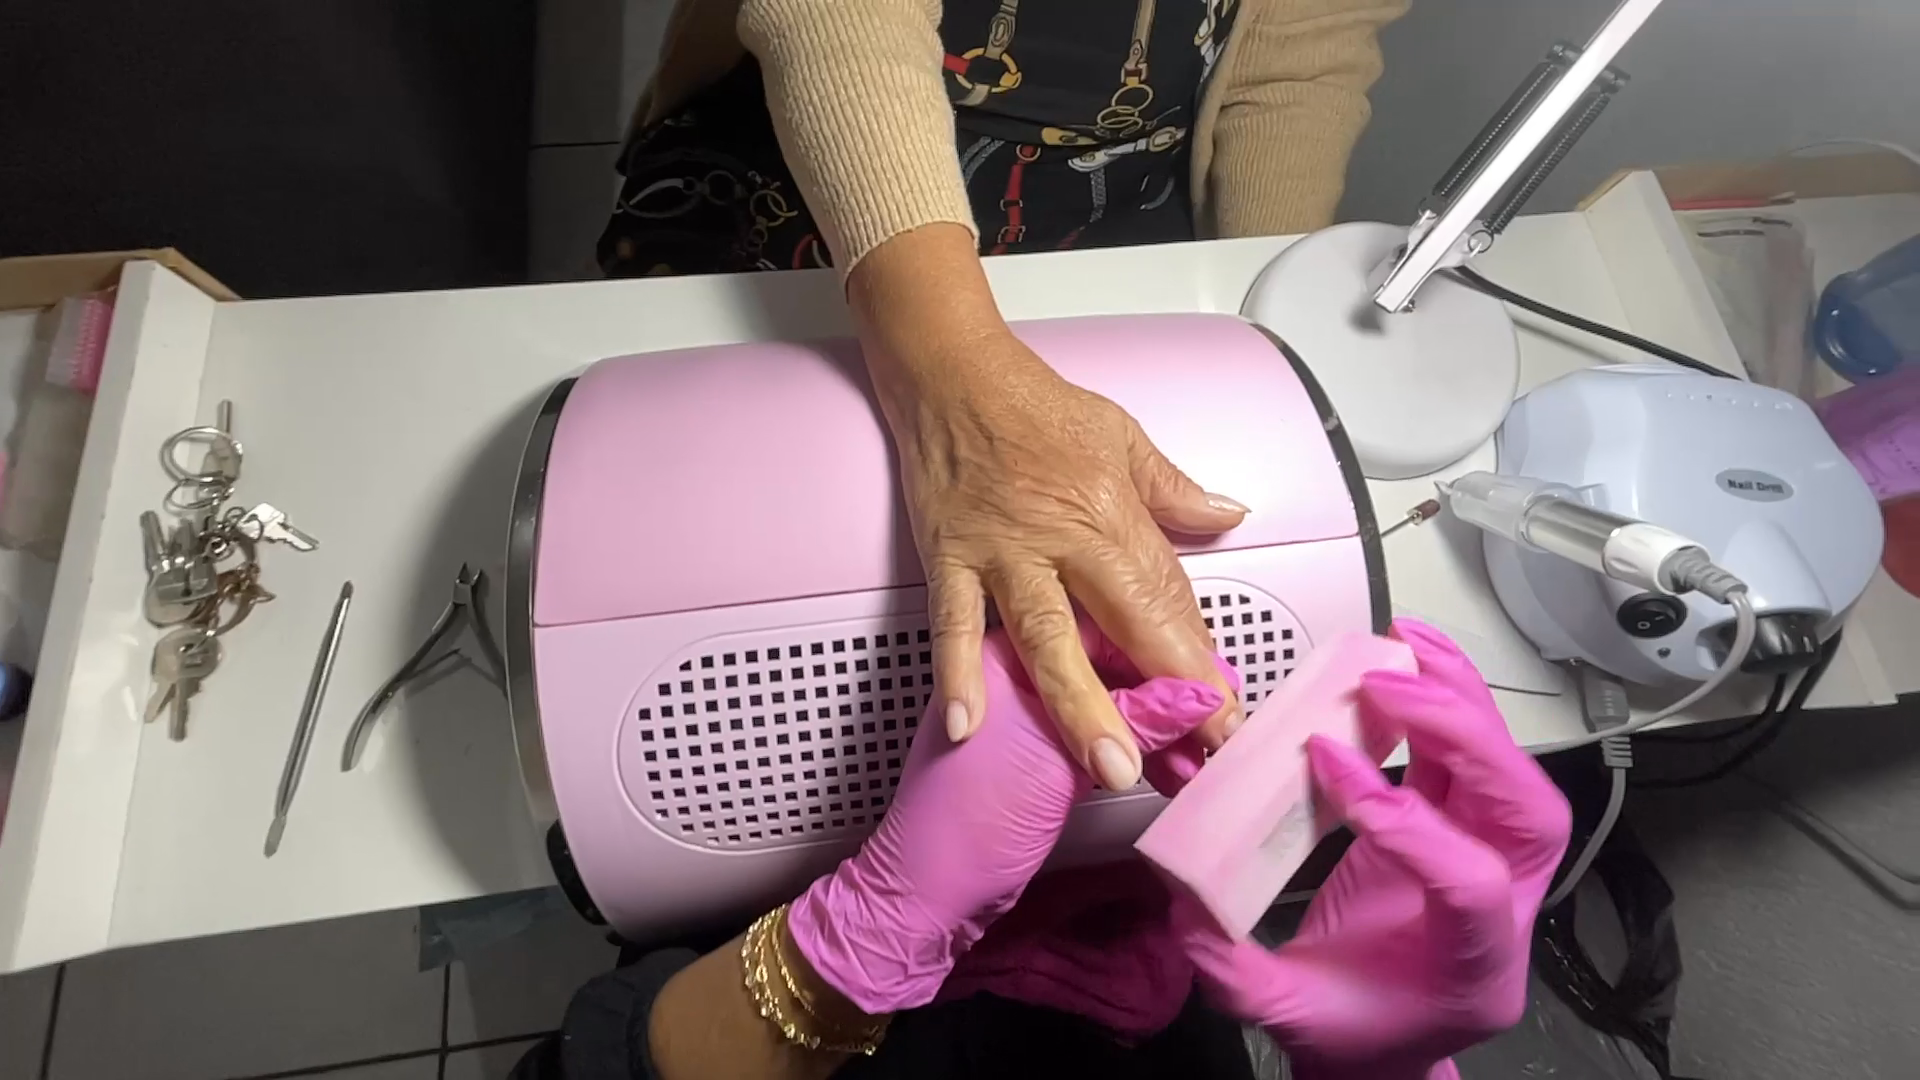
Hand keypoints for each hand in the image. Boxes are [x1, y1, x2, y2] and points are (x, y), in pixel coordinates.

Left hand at [788, 620, 1224, 1014]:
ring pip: (1114, 694)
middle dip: (1171, 696)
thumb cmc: (965, 824)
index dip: (1165, 662)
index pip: (1101, 633)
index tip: (1215, 697)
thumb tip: (1201, 695)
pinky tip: (1172, 755)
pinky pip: (1102, 725)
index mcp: (1005, 650)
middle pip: (1112, 661)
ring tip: (1202, 754)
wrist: (923, 892)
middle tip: (1218, 732)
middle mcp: (1017, 664)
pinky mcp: (1040, 740)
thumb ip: (1129, 720)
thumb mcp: (1051, 764)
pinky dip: (1138, 740)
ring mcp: (1028, 702)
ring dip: (1161, 723)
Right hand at [849, 226, 1245, 795]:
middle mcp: (1060, 539)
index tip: (1222, 711)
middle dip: (1156, 695)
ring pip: (1043, 636)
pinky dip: (958, 672)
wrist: (954, 376)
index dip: (1196, 658)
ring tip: (1103, 765)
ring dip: (1076, 702)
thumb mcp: (1122, 435)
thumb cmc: (1036, 405)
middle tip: (1187, 762)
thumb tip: (1228, 516)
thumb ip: (1175, 489)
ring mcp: (1001, 553)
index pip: (1165, 597)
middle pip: (1117, 624)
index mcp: (1110, 512)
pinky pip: (954, 622)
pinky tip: (968, 726)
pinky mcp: (949, 558)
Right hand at [1173, 620, 1571, 1079]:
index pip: (1467, 880)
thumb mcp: (1285, 1014)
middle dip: (1462, 735)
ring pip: (1510, 773)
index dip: (1396, 812)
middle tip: (1386, 681)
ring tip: (1409, 643)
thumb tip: (1185, 893)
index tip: (1322, 759)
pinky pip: (1473, 759)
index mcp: (1468, 965)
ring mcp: (1495, 864)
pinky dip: (1450, 701)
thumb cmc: (1349, 1031)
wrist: (1387, 1040)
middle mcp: (1505, 910)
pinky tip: (1414, 660)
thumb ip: (1231, 968)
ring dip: (1461, 698)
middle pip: (1524, 812)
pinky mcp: (1462, 828)